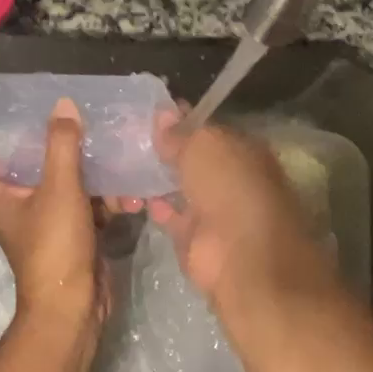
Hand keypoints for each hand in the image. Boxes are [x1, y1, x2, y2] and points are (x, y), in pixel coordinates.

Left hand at [0, 97, 107, 327]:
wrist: (73, 310)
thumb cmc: (53, 246)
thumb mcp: (59, 187)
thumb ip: (62, 144)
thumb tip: (62, 105)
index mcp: (0, 200)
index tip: (5, 140)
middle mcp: (18, 212)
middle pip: (27, 176)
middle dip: (56, 156)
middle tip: (79, 134)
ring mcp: (47, 228)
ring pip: (64, 190)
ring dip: (92, 180)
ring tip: (118, 169)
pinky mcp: (73, 241)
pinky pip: (86, 211)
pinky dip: (105, 204)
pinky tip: (130, 198)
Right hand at [145, 112, 339, 310]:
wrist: (242, 258)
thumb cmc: (230, 188)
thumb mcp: (203, 146)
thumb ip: (181, 132)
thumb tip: (163, 112)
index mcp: (245, 151)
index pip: (210, 130)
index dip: (184, 122)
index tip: (152, 115)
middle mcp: (234, 179)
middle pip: (196, 160)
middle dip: (170, 152)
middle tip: (132, 138)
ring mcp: (217, 212)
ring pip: (183, 188)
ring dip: (160, 179)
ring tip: (127, 163)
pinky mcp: (198, 240)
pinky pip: (174, 216)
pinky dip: (159, 207)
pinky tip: (138, 195)